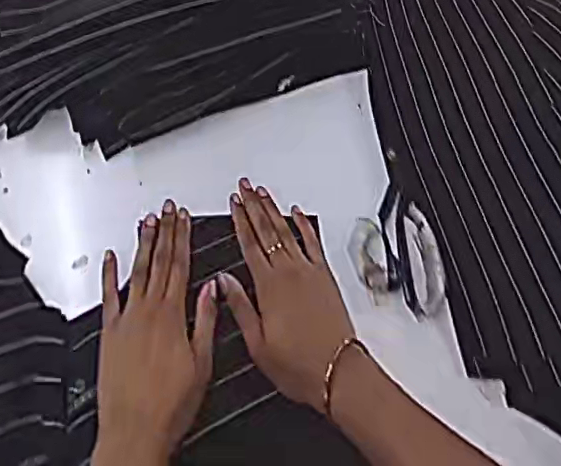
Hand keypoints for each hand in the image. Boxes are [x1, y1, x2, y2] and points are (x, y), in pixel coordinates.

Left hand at [95, 202, 218, 465]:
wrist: (134, 431)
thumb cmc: (170, 405)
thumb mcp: (201, 364)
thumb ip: (206, 320)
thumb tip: (212, 288)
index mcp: (173, 315)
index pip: (180, 265)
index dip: (182, 238)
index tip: (183, 218)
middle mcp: (149, 310)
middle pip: (160, 261)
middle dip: (165, 231)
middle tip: (167, 209)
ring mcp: (127, 318)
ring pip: (137, 271)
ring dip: (143, 244)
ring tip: (147, 221)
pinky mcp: (109, 331)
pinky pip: (109, 294)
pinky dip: (109, 273)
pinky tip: (110, 256)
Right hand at [219, 179, 356, 409]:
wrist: (338, 373)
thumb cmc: (299, 365)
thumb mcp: (257, 344)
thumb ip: (239, 307)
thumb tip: (223, 282)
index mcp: (268, 286)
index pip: (249, 243)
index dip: (240, 220)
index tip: (233, 203)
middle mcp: (288, 272)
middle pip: (266, 229)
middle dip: (253, 204)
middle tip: (244, 186)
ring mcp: (308, 271)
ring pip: (286, 230)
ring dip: (273, 208)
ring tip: (263, 192)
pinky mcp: (325, 276)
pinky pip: (312, 242)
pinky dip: (304, 224)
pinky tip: (298, 213)